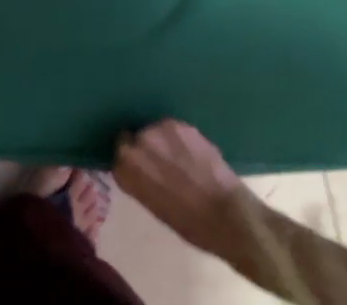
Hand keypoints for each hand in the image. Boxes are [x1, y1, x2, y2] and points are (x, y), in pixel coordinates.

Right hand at [114, 119, 245, 252]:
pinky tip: (195, 154)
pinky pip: (173, 130)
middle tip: (165, 164)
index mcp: (124, 170)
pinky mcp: (177, 125)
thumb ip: (139, 180)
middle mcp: (134, 146)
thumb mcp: (153, 205)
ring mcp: (156, 132)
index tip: (145, 169)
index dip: (134, 162)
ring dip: (163, 141)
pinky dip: (180, 139)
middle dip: (146, 149)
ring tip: (183, 159)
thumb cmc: (190, 223)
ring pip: (154, 131)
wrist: (227, 215)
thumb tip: (142, 169)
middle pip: (134, 139)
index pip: (119, 156)